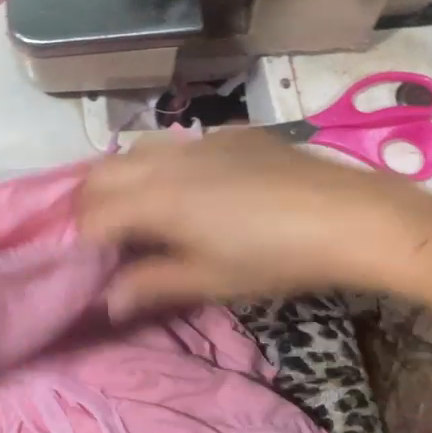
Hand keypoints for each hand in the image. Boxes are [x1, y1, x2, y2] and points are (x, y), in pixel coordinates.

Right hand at [79, 130, 431, 314]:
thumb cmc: (273, 258)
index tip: (94, 266)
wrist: (347, 215)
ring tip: (144, 209)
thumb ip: (152, 284)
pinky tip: (198, 188)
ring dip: (125, 178)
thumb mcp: (209, 280)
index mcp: (152, 199)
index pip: (92, 215)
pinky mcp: (228, 132)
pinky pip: (179, 143)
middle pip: (101, 173)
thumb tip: (109, 300)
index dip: (84, 242)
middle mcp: (163, 160)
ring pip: (136, 150)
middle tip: (109, 238)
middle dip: (93, 204)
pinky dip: (167, 165)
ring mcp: (197, 140)